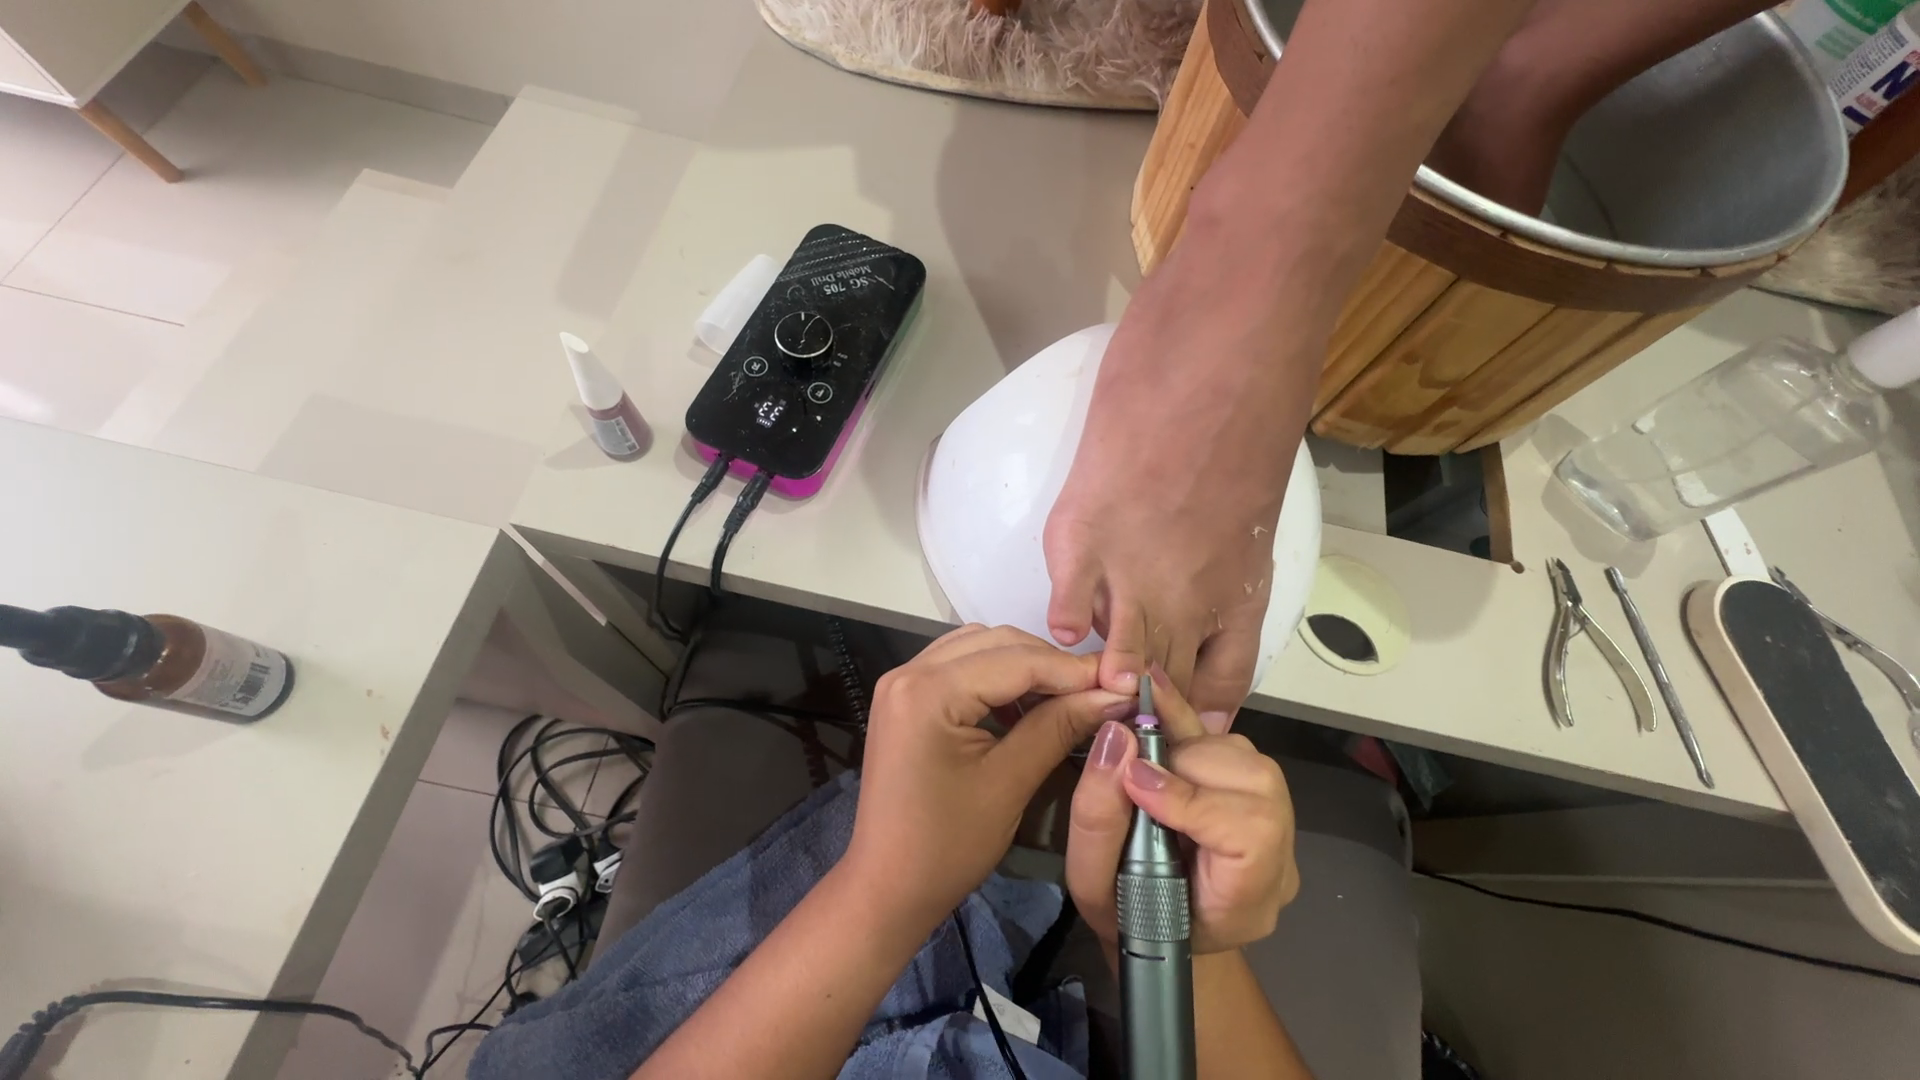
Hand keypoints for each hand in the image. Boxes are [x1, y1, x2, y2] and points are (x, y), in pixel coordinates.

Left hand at [843, 624, 1133, 925]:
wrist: (887, 886)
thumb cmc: (947, 846)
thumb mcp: (1009, 783)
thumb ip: (1059, 727)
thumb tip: (1114, 695)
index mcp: (927, 691)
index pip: (1016, 659)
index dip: (1074, 669)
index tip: (1123, 681)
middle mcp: (909, 672)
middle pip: (996, 642)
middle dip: (1051, 662)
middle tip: (1100, 689)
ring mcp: (902, 682)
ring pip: (978, 647)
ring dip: (1024, 663)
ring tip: (1068, 695)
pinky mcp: (905, 697)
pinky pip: (959, 666)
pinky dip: (996, 675)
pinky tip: (1025, 703)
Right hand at [1042, 211, 1322, 721]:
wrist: (1238, 329)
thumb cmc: (1260, 395)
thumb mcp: (1257, 489)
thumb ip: (1226, 541)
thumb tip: (1188, 555)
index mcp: (1245, 583)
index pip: (1223, 682)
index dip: (1197, 710)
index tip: (1176, 715)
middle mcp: (1193, 592)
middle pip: (1166, 680)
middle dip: (1148, 703)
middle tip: (1123, 704)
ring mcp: (1135, 562)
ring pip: (1119, 655)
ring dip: (1105, 672)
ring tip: (1089, 677)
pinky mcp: (1085, 523)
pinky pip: (1066, 601)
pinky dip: (1063, 615)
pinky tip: (1063, 619)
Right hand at [1066, 670, 1298, 955]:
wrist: (1156, 929)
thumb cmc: (1123, 918)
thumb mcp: (1090, 884)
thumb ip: (1099, 820)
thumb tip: (1116, 739)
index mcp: (1246, 903)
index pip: (1250, 836)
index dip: (1193, 798)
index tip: (1135, 781)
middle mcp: (1276, 860)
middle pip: (1255, 785)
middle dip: (1185, 762)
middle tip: (1131, 765)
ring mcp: (1274, 822)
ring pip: (1247, 758)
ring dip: (1187, 744)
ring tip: (1142, 757)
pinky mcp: (1254, 790)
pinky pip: (1231, 744)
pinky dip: (1188, 721)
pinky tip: (1153, 702)